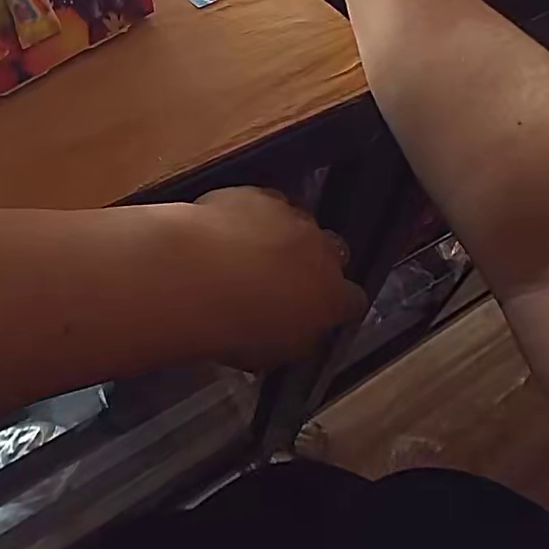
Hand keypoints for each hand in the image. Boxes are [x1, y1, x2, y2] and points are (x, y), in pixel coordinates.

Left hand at [185, 187, 364, 370]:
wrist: (195, 275)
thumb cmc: (232, 323)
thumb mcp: (271, 353)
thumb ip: (296, 337)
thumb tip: (295, 332)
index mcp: (331, 296)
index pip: (352, 300)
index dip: (337, 305)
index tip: (320, 311)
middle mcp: (320, 250)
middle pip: (334, 252)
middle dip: (316, 262)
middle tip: (285, 279)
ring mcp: (290, 216)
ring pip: (299, 222)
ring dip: (283, 235)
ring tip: (250, 254)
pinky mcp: (259, 194)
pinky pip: (264, 203)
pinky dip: (252, 215)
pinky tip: (228, 231)